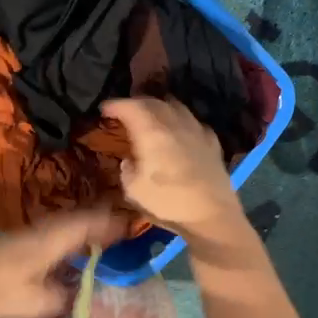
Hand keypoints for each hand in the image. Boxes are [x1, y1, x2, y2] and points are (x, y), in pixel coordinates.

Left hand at [0, 209, 128, 317]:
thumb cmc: (0, 295)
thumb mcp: (41, 303)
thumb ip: (65, 296)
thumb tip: (77, 289)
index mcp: (51, 241)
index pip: (87, 225)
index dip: (109, 224)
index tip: (129, 224)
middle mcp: (38, 233)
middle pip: (73, 222)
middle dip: (95, 224)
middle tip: (116, 228)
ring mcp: (20, 238)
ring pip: (58, 228)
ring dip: (77, 231)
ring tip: (94, 240)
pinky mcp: (8, 248)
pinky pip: (45, 237)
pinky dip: (61, 241)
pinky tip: (62, 254)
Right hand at [103, 98, 242, 237]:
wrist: (212, 216)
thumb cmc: (168, 203)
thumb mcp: (134, 191)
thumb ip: (127, 170)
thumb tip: (129, 161)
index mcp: (152, 133)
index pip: (131, 107)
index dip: (116, 105)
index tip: (105, 109)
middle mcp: (175, 124)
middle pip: (154, 102)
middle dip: (137, 103)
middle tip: (126, 110)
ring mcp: (197, 131)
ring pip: (176, 107)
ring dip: (160, 107)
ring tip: (152, 115)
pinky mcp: (212, 142)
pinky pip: (193, 122)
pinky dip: (181, 121)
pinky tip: (180, 131)